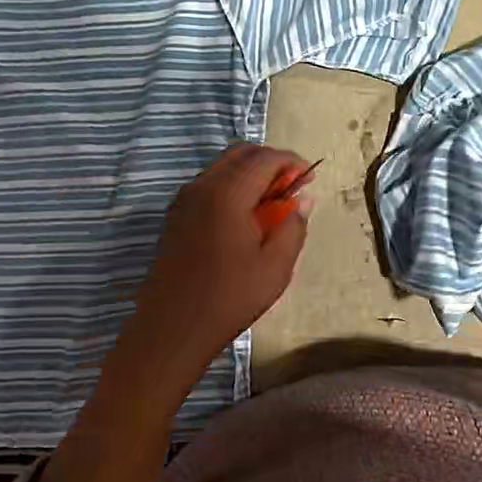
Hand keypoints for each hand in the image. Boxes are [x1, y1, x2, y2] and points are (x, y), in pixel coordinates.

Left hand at [123, 143, 312, 374]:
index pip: (264, 158)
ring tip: (273, 205)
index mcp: (227, 194)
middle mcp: (202, 186)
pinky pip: (210, 184)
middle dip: (271, 163)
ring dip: (251, 174)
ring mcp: (184, 200)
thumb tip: (302, 201)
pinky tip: (246, 218)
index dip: (292, 163)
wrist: (172, 328)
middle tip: (292, 188)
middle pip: (241, 153)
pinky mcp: (176, 215)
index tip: (309, 180)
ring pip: (223, 166)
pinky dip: (233, 186)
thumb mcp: (275, 267)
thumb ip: (293, 226)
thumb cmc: (229, 298)